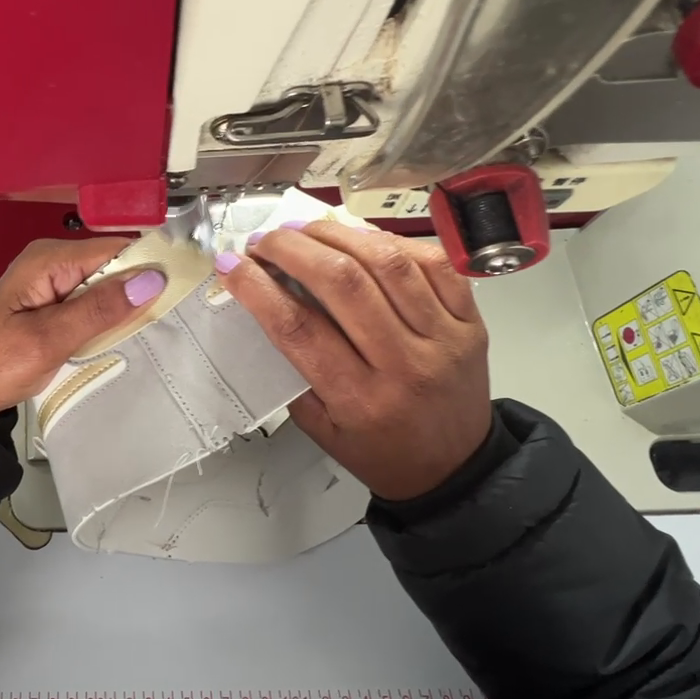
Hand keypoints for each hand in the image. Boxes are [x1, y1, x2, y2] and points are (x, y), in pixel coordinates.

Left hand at [0, 238, 164, 413]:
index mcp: (47, 260)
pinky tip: (123, 333)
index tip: (183, 286)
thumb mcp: (49, 339)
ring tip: (155, 325)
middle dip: (140, 286)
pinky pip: (92, 300)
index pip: (113, 249)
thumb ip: (99, 309)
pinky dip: (108, 316)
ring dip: (126, 304)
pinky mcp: (53, 303)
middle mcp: (51, 261)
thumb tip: (150, 280)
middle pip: (112, 264)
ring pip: (105, 284)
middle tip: (173, 314)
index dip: (148, 264)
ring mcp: (51, 282)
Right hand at [216, 222, 491, 499]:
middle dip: (292, 250)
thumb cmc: (379, 450)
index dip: (257, 288)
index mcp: (359, 398)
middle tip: (263, 241)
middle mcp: (404, 364)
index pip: (299, 328)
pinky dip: (389, 241)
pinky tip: (358, 238)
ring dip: (335, 235)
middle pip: (343, 284)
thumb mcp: (320, 427)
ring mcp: (444, 337)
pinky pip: (433, 262)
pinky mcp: (470, 320)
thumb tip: (264, 302)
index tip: (230, 266)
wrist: (457, 469)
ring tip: (303, 229)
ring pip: (386, 263)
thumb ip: (293, 370)